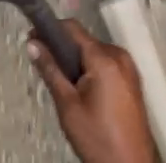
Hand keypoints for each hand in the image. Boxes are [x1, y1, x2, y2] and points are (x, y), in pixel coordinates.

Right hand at [28, 21, 155, 162]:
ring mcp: (129, 69)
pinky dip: (92, 70)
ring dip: (78, 61)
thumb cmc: (97, 137)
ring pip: (95, 53)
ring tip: (65, 85)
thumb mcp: (68, 106)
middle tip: (47, 69)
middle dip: (64, 50)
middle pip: (84, 41)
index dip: (49, 29)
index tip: (32, 40)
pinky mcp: (133, 82)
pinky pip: (107, 64)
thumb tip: (32, 43)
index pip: (72, 28)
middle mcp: (120, 57)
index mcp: (105, 59)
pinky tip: (84, 92)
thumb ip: (50, 70)